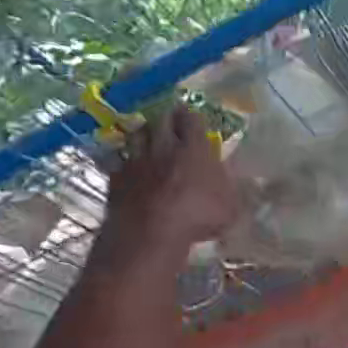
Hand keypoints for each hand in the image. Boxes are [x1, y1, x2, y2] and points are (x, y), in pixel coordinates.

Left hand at [100, 107, 239, 259]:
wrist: (150, 233)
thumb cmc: (198, 217)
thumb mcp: (230, 205)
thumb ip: (229, 184)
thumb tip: (230, 171)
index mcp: (194, 150)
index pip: (192, 120)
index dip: (191, 115)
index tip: (192, 114)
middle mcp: (164, 148)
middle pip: (162, 121)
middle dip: (167, 118)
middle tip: (171, 120)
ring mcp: (137, 160)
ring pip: (138, 135)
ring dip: (144, 133)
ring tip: (149, 137)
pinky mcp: (117, 176)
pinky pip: (122, 160)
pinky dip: (128, 160)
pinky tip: (132, 167)